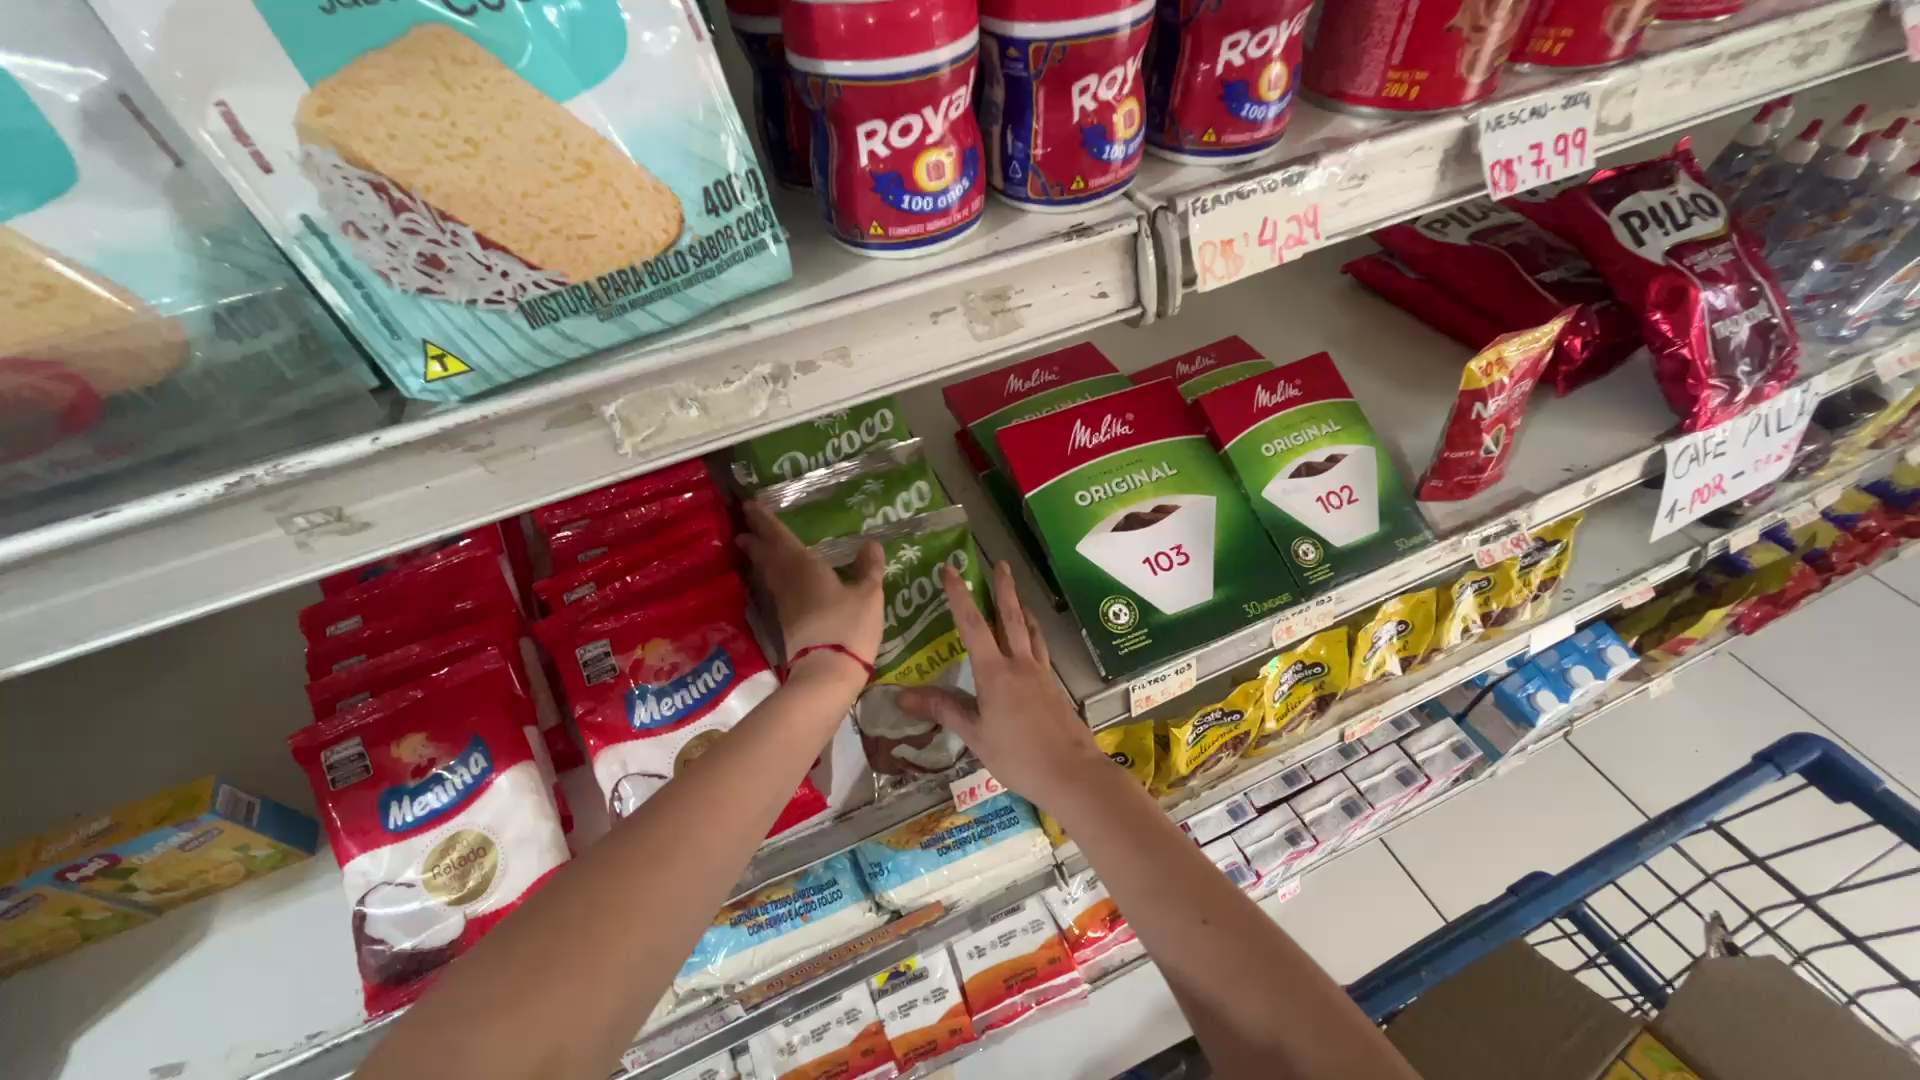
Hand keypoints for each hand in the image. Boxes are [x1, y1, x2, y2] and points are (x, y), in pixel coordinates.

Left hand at [737, 501, 884, 672]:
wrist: (826, 673)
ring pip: (768, 577)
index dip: (766, 522)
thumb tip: (871, 544)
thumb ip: (869, 569)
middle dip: (756, 542)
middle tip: (742, 530)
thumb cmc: (848, 626)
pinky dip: (772, 583)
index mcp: (805, 567)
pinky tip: (777, 586)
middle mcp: (788, 583)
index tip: (750, 506)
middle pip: (767, 558)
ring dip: (759, 562)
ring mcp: (784, 607)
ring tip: (753, 552)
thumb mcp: (868, 595)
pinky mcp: (786, 626)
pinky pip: (775, 594)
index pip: (780, 538)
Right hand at [898, 560, 1114, 809]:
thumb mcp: (975, 735)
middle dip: (1004, 589)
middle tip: (1001, 563)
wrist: (1072, 773)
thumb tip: (902, 694)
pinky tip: (1032, 642)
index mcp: (996, 672)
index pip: (973, 625)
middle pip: (1011, 617)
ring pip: (1031, 631)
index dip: (960, 595)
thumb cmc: (1018, 756)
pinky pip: (1041, 651)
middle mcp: (1020, 664)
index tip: (951, 569)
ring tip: (1017, 595)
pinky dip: (1034, 636)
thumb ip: (943, 709)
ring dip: (1021, 609)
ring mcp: (1041, 674)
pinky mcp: (1054, 687)